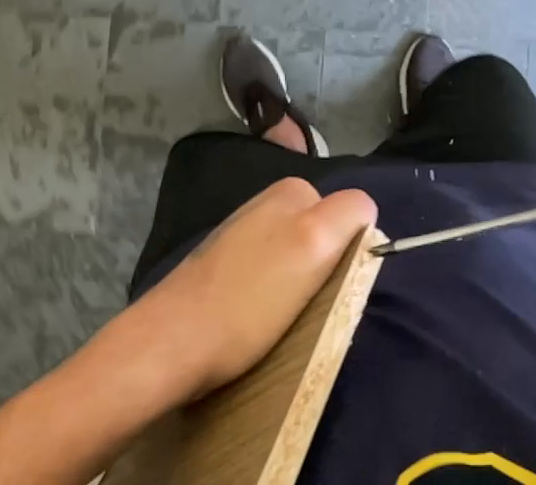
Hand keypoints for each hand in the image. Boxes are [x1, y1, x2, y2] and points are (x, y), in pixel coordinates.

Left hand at [127, 178, 376, 397]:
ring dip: (298, 271)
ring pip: (296, 244)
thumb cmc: (248, 306)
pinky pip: (268, 259)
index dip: (352, 246)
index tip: (336, 282)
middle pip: (325, 225)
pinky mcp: (224, 254)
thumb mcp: (312, 248)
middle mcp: (270, 200)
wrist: (170, 343)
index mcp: (294, 193)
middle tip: (311, 297)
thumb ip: (347, 215)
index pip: (354, 210)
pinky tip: (255, 308)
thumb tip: (364, 211)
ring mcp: (244, 227)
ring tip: (281, 309)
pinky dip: (270, 279)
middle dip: (325, 255)